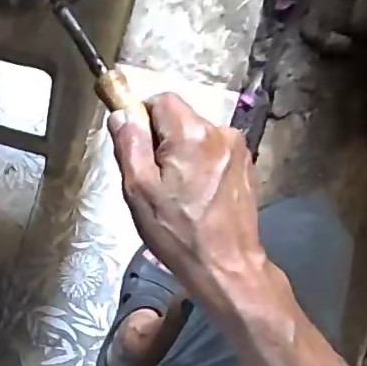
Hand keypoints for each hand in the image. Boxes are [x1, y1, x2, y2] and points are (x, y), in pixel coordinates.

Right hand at [109, 93, 275, 312]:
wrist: (226, 265)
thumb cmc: (178, 233)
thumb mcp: (139, 190)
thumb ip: (129, 145)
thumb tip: (121, 114)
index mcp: (192, 134)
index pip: (160, 100)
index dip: (141, 118)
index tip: (134, 149)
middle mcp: (220, 132)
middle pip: (178, 118)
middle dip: (159, 140)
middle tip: (151, 179)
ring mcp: (237, 149)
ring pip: (194, 135)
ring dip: (178, 154)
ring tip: (173, 192)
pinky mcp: (245, 165)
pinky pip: (210, 151)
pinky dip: (197, 165)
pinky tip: (193, 196)